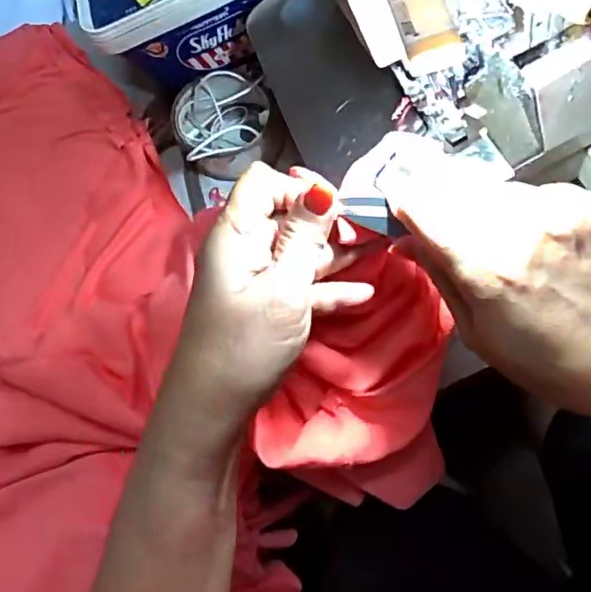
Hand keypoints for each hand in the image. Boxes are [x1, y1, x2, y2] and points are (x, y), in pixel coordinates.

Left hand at [166, 163, 375, 432]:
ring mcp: (258, 275)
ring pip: (300, 249)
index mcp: (238, 233)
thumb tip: (321, 190)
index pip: (264, 182)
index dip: (299, 188)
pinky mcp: (269, 302)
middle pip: (288, 214)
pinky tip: (362, 292)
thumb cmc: (246, 344)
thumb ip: (304, 237)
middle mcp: (246, 246)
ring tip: (375, 249)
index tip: (333, 209)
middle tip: (363, 233)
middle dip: (326, 220)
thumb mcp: (284, 288)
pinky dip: (328, 285)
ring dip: (335, 251)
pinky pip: (302, 281)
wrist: (214, 409)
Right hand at [394, 178, 590, 420]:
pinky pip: (541, 194)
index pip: (421, 201)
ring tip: (519, 248)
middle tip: (464, 237)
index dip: (405, 199)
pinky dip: (535, 213)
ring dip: (493, 210)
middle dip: (449, 208)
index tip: (401, 204)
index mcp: (489, 266)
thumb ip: (443, 278)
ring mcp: (562, 205)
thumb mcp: (484, 337)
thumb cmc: (559, 365)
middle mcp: (522, 223)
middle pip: (458, 188)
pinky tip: (556, 245)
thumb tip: (407, 239)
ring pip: (500, 190)